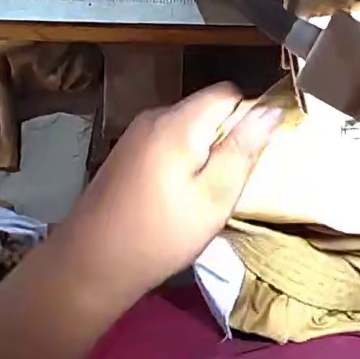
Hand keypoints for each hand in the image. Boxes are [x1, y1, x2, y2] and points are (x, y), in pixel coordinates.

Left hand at [44, 83, 283, 303]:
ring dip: (208, 149)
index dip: (250, 115)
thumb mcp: (214, 197)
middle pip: (209, 107)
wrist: (88, 266)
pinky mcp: (128, 150)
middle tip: (228, 181)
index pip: (229, 92)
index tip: (252, 154)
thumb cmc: (159, 236)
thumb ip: (243, 149)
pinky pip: (172, 138)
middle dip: (228, 136)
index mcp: (177, 123)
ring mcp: (137, 132)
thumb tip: (271, 109)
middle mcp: (154, 116)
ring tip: (205, 192)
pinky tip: (179, 194)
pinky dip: (186, 157)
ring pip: (191, 124)